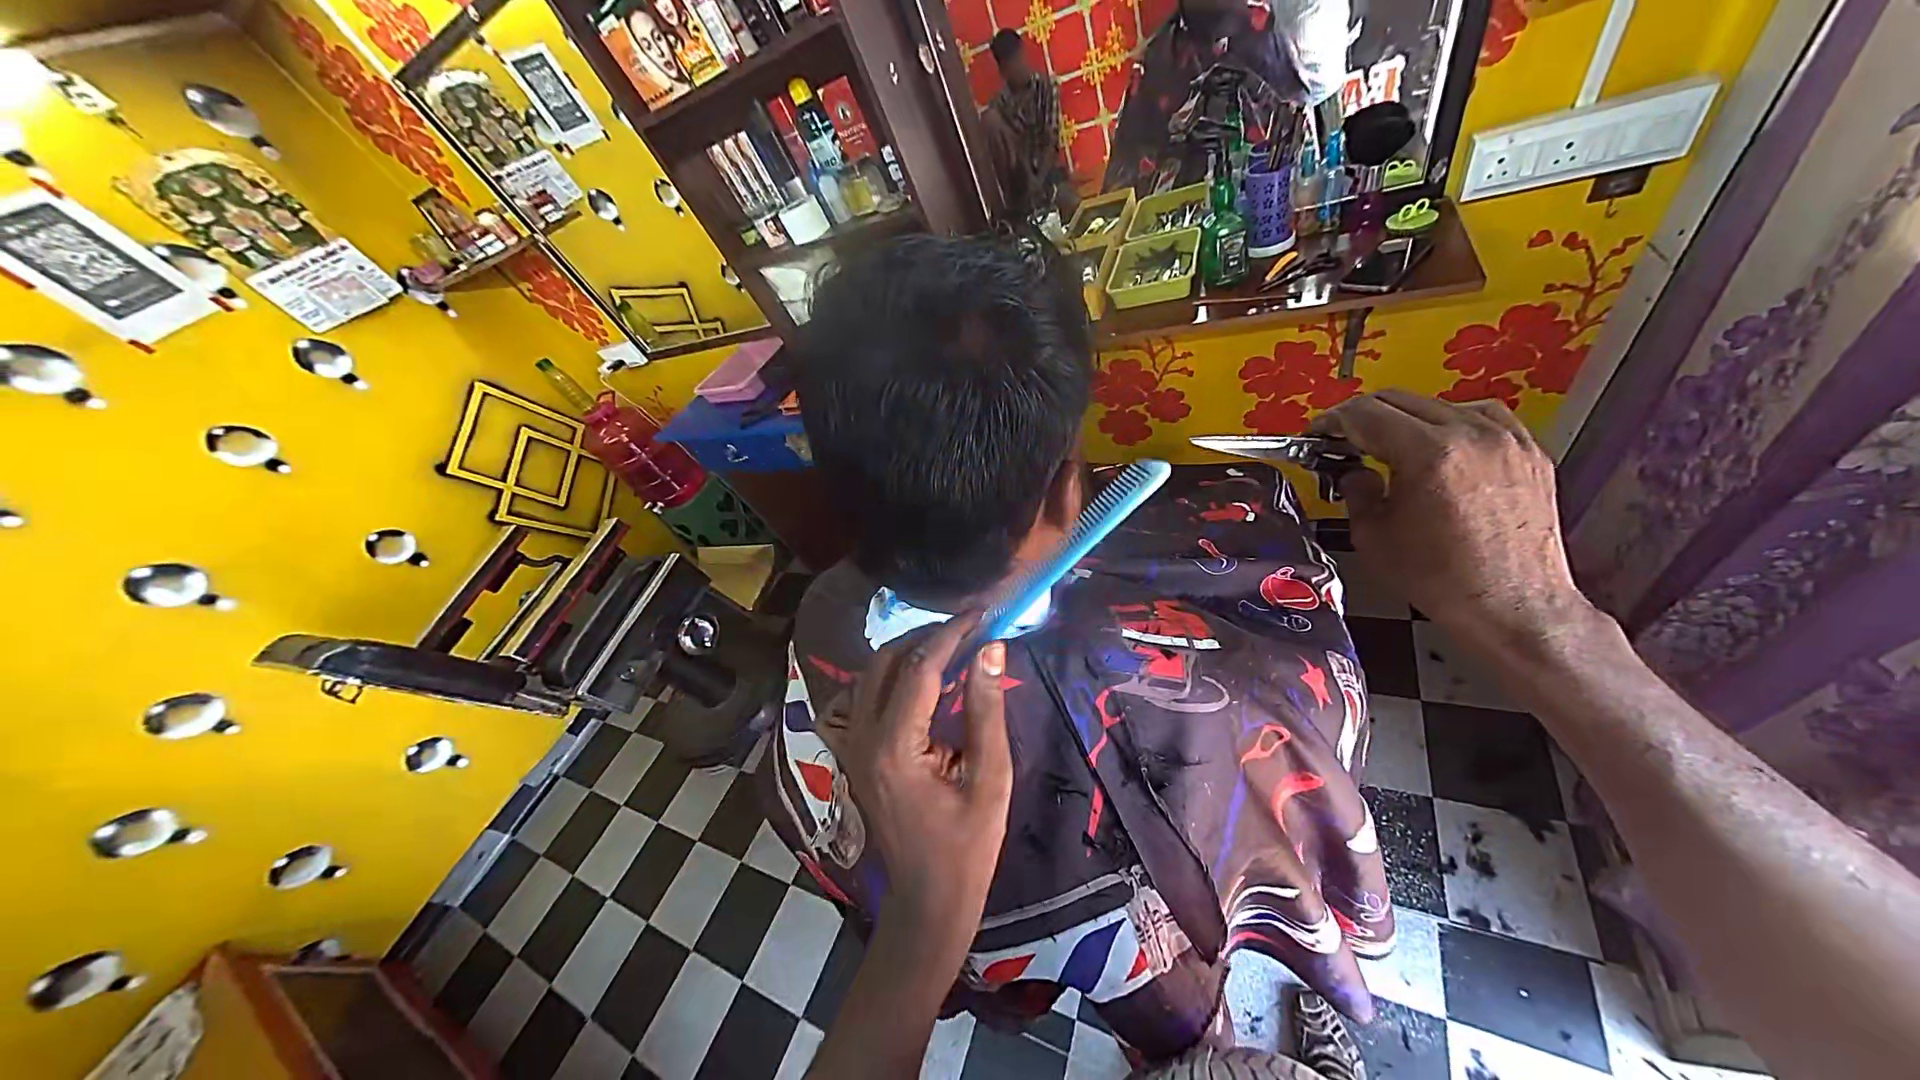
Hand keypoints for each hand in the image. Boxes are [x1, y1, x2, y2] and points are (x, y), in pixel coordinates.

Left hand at [828, 614, 1013, 929]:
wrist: (929, 895)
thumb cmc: (968, 844)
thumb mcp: (990, 777)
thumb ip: (986, 709)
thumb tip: (991, 649)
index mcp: (895, 746)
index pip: (921, 667)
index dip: (952, 633)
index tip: (981, 613)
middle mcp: (862, 738)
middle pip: (886, 661)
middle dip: (927, 636)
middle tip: (968, 628)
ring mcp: (851, 746)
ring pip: (869, 675)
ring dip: (906, 652)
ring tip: (949, 645)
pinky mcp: (853, 753)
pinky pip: (860, 698)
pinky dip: (886, 677)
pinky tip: (914, 680)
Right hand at [1312, 391, 1597, 649]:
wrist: (1512, 605)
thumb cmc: (1441, 578)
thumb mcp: (1374, 537)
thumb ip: (1357, 492)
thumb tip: (1354, 473)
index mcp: (1428, 454)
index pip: (1366, 414)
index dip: (1332, 421)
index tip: (1318, 434)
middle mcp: (1472, 435)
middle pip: (1401, 400)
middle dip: (1363, 417)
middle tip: (1344, 440)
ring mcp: (1507, 440)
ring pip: (1440, 404)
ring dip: (1406, 419)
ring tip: (1391, 447)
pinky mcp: (1529, 452)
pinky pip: (1481, 417)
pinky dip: (1450, 425)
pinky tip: (1438, 448)